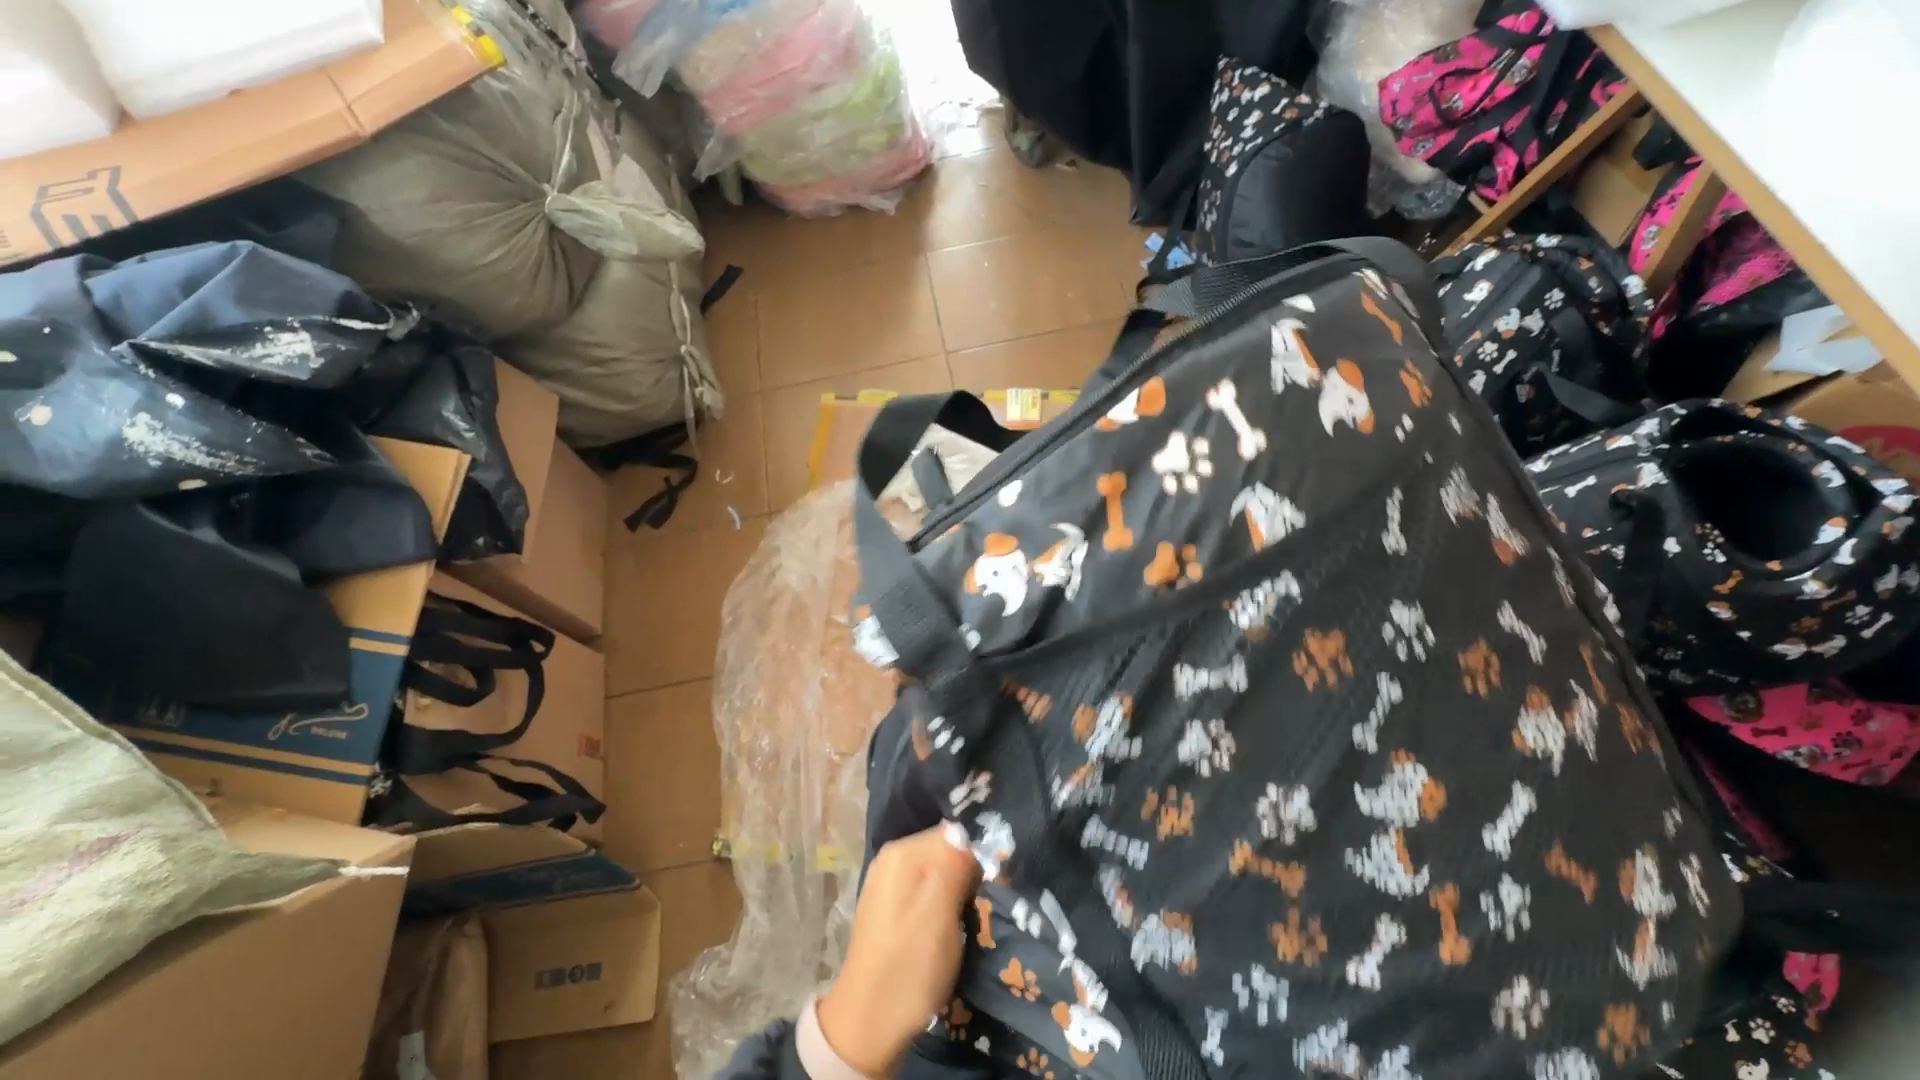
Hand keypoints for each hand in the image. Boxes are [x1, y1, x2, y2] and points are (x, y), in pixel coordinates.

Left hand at [818, 822, 981, 1077]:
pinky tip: (956, 926)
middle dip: (974, 873)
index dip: (983, 855)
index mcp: (903, 853)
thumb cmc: (908, 969)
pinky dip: (950, 905)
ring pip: (945, 872)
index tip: (1001, 884)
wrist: (869, 1024)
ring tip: (976, 917)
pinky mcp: (896, 907)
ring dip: (964, 892)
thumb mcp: (938, 913)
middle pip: (951, 849)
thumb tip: (975, 832)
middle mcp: (895, 859)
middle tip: (991, 904)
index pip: (958, 832)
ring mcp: (893, 883)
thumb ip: (955, 865)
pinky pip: (933, 890)